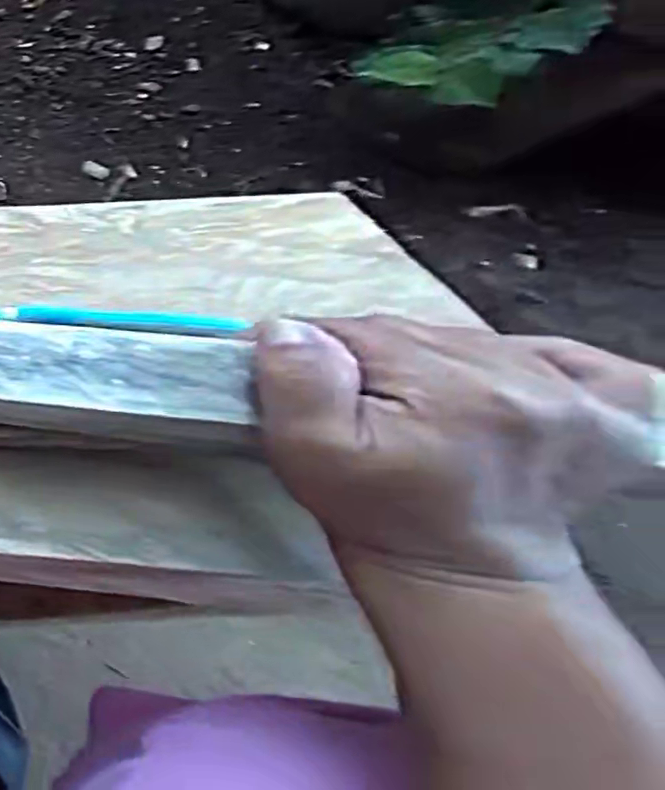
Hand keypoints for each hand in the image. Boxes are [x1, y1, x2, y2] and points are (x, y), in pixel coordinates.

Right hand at [253, 315, 660, 582]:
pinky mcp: (612, 409)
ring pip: (455, 339)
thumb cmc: (373, 508)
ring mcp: (579, 392)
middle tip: (342, 400)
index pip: (349, 330)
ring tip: (402, 405)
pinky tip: (495, 384)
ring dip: (417, 360)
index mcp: (450, 384)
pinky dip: (526, 359)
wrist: (462, 571)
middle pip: (404, 332)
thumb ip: (296, 381)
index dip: (309, 350)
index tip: (290, 380)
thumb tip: (288, 328)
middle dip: (361, 355)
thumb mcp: (307, 448)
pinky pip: (568, 357)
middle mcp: (524, 377)